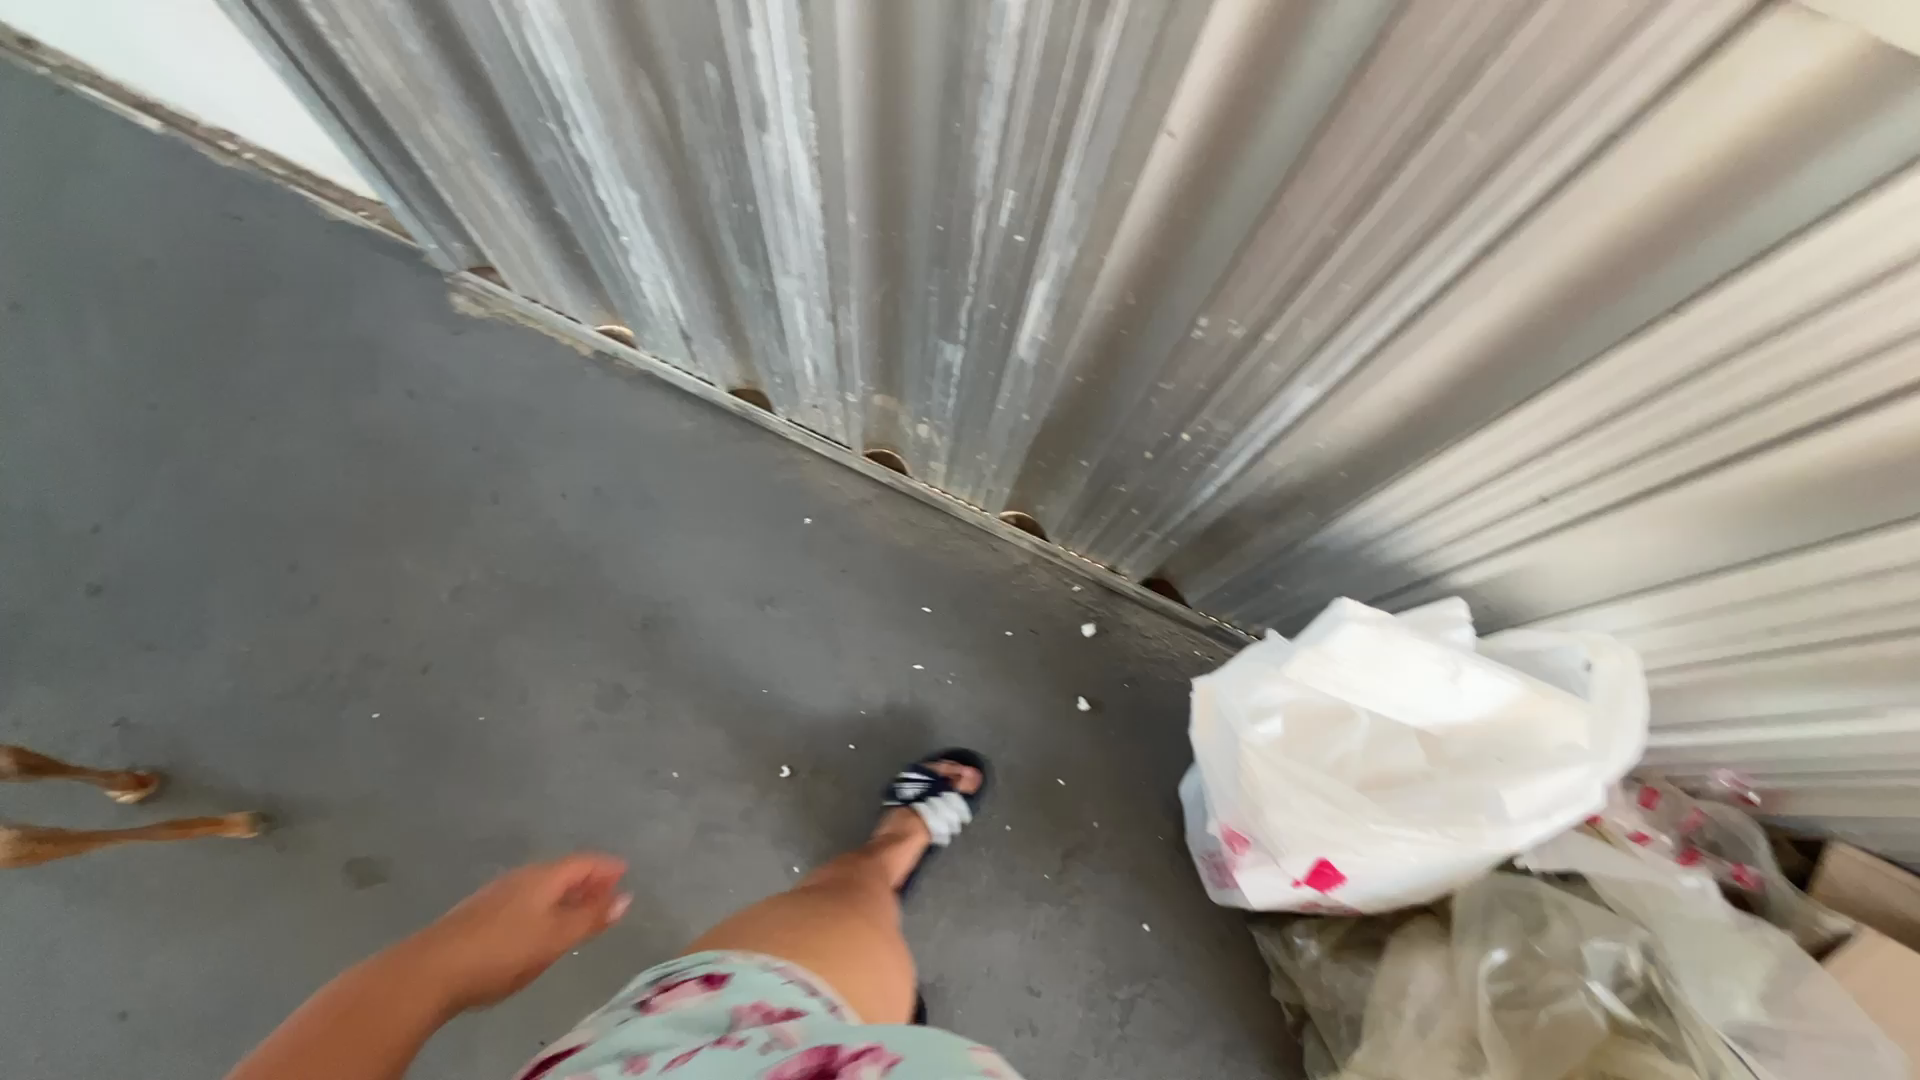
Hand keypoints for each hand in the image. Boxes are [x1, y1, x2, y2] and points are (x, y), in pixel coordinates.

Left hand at [403, 854, 631, 1010]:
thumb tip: (626, 897)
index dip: (607, 867)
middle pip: (562, 872)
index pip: (585, 862)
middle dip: (587, 881)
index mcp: (545, 877)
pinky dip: (542, 907)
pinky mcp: (476, 915)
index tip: (625, 872)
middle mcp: (522, 877)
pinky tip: (537, 926)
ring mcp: (496, 894)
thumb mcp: (555, 938)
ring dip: (564, 895)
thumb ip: (590, 918)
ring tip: (577, 912)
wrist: (427, 972)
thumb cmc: (502, 952)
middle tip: (606, 894)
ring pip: (541, 887)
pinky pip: (523, 901)